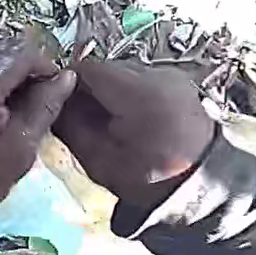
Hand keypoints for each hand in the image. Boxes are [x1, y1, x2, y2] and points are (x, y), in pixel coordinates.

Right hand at [52, 59, 216, 207]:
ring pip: (121, 72)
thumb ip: (70, 125)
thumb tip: (52, 102)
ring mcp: (171, 75)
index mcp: (138, 93)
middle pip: (105, 68)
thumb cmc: (147, 181)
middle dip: (87, 88)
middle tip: (78, 117)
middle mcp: (158, 74)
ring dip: (107, 91)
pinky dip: (126, 93)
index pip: (87, 68)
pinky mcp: (178, 81)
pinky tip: (126, 117)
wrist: (202, 187)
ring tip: (105, 120)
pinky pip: (139, 79)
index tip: (57, 104)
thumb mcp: (98, 159)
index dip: (66, 84)